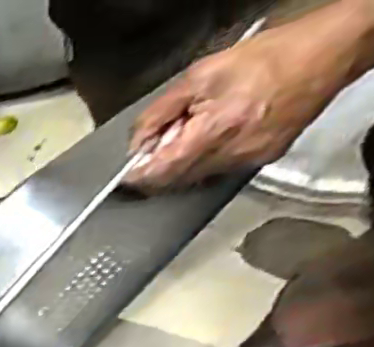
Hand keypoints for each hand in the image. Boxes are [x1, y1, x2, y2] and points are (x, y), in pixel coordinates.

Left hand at [125, 4, 373, 189]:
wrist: (337, 47)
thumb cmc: (271, 56)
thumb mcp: (198, 78)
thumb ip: (154, 117)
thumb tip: (132, 146)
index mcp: (216, 131)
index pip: (156, 174)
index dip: (135, 174)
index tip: (128, 166)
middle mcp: (234, 152)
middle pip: (170, 181)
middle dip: (159, 165)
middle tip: (170, 138)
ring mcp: (251, 159)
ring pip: (192, 178)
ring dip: (182, 162)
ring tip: (200, 129)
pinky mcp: (265, 159)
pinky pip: (217, 170)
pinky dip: (206, 158)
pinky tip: (219, 134)